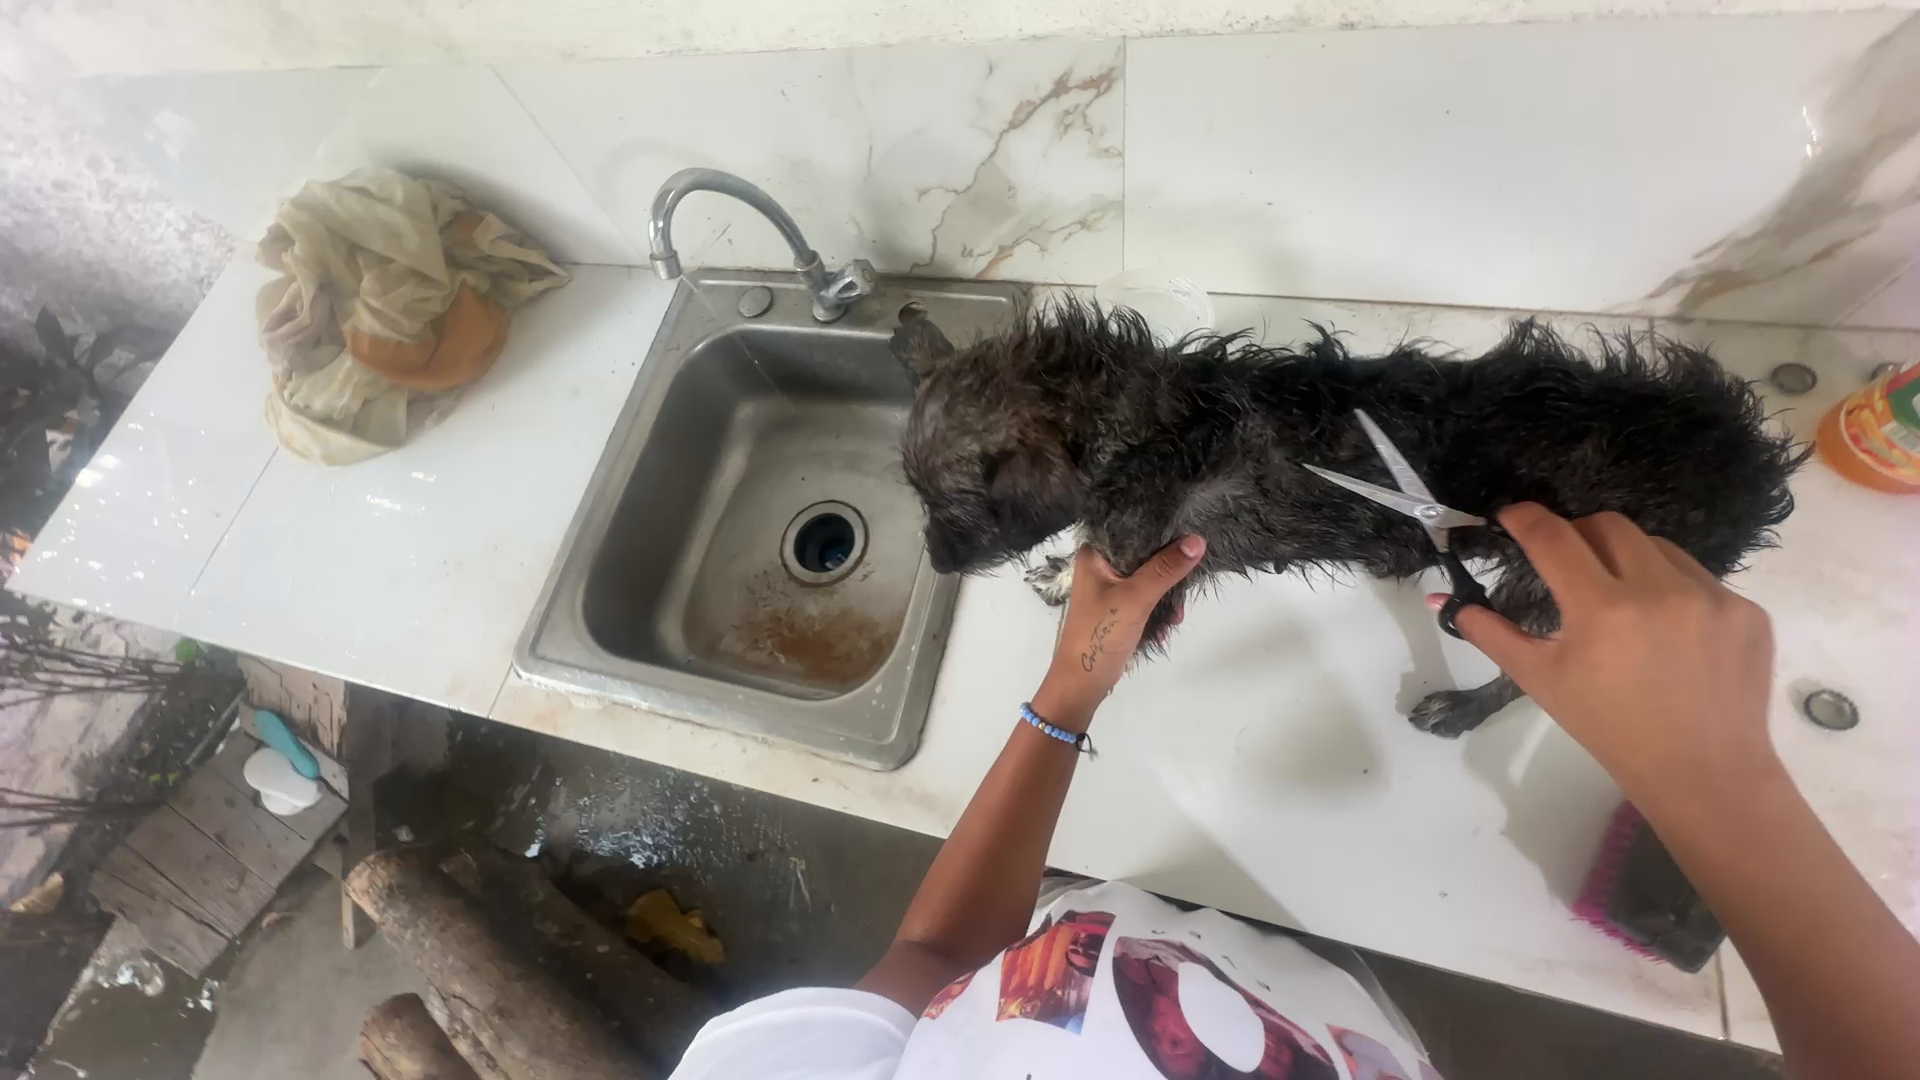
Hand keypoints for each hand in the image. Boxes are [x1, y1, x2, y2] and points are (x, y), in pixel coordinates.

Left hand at [1030, 536, 1205, 731]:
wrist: (1084, 680)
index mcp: (1094, 553)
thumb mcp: (1135, 598)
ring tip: (1174, 618)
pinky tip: (1165, 628)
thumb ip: (1166, 569)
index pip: (1133, 528)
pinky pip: (1147, 598)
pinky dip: (1158, 611)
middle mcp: (1100, 565)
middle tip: (1182, 593)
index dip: (1162, 533)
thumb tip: (1197, 540)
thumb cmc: (1100, 633)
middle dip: (1168, 576)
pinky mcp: (1118, 607)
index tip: (1190, 540)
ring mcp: (1109, 587)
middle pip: (1146, 555)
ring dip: (1166, 598)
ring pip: (1150, 578)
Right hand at [1446, 503, 1781, 814]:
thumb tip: (1442, 598)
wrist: (1702, 768)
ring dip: (1622, 554)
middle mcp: (1661, 592)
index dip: (1526, 518)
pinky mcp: (1747, 611)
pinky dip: (1666, 584)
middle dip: (1575, 531)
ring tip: (1611, 589)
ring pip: (1655, 545)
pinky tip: (1658, 622)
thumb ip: (1486, 630)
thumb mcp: (1535, 675)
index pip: (1554, 538)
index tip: (1510, 515)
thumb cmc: (1604, 722)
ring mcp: (1714, 599)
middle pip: (1608, 526)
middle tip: (1559, 555)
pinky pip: (1696, 575)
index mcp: (1602, 610)